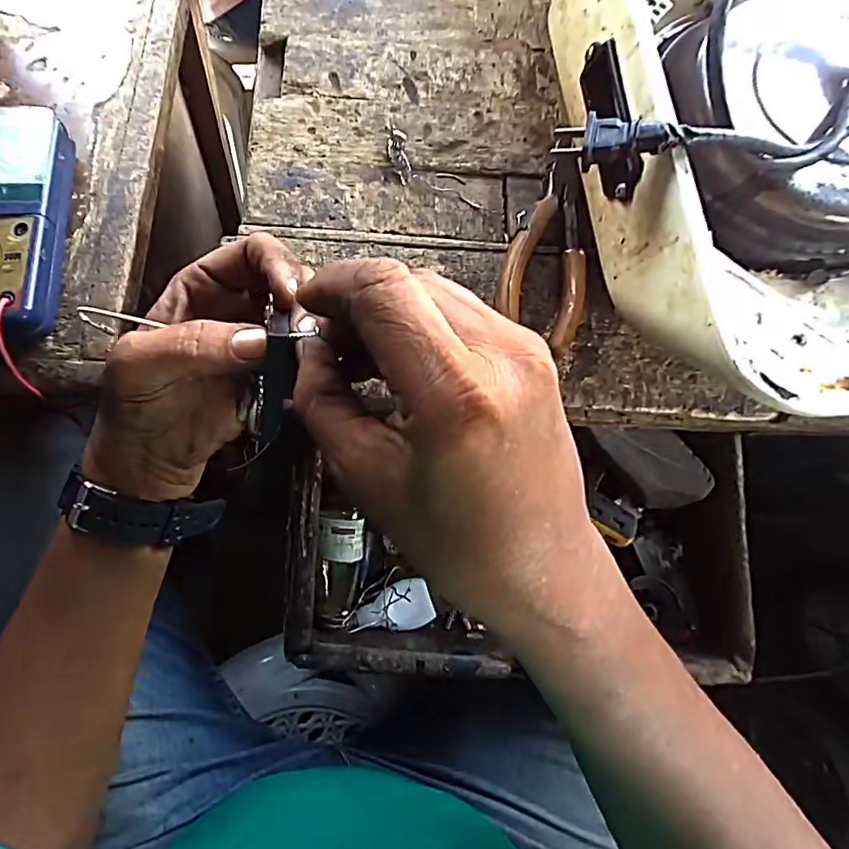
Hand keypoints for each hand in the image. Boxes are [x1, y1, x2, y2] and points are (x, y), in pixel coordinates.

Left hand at [81, 234, 308, 501]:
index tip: (287, 293)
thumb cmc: (131, 408)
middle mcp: (237, 309)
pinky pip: (305, 359)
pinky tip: (309, 371)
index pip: (251, 252)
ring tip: (307, 349)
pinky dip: (315, 362)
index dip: (275, 263)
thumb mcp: (140, 365)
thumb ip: (191, 343)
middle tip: (303, 325)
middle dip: (302, 297)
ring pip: (302, 318)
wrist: (148, 465)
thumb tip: (254, 338)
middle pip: (288, 281)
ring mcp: (259, 344)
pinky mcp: (274, 378)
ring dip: (313, 330)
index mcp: (201, 288)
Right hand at [292, 259, 612, 641]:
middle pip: (408, 280)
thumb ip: (323, 401)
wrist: (541, 568)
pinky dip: (419, 325)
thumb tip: (309, 352)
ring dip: (387, 312)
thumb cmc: (466, 542)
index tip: (308, 307)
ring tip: (358, 358)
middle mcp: (503, 356)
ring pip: (434, 290)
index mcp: (459, 391)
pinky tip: (398, 362)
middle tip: (326, 341)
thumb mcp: (367, 476)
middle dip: (355, 300)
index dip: (333, 285)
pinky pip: (461, 314)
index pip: (385, 288)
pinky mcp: (530, 355)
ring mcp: (524, 350)